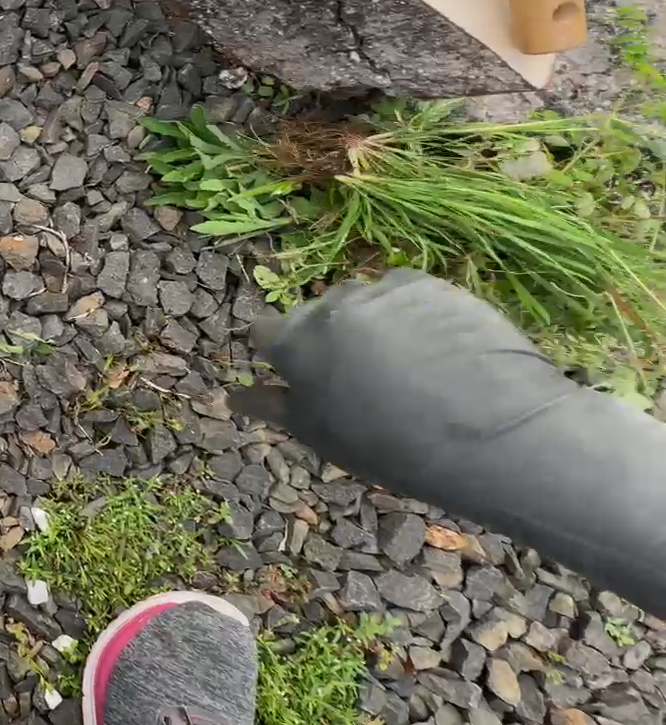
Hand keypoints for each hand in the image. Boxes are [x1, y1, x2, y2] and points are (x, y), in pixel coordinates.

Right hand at [234, 269, 568, 494]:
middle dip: (329, 335)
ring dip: (370, 320)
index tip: (310, 374)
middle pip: (313, 313)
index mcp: (288, 341)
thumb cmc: (394, 445)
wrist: (501, 437)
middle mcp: (322, 307)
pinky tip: (439, 343)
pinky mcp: (424, 285)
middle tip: (365, 374)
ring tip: (409, 358)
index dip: (283, 352)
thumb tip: (230, 396)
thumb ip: (271, 406)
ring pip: (359, 300)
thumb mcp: (321, 433)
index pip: (263, 331)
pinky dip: (413, 310)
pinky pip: (405, 290)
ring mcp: (374, 292)